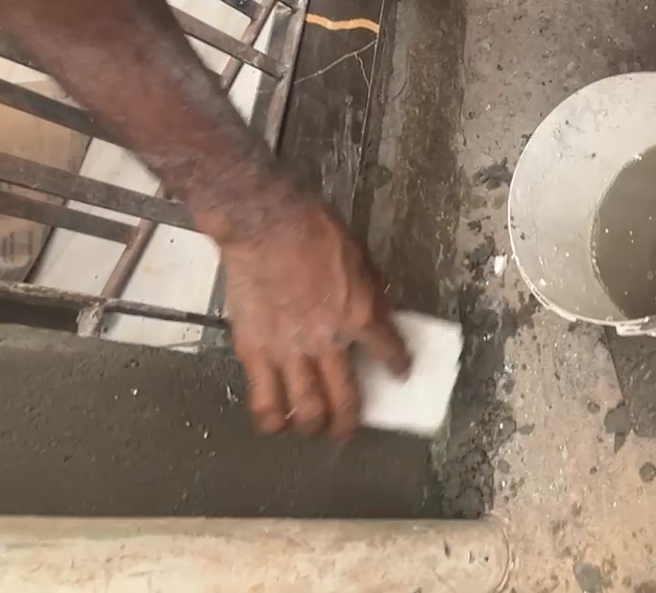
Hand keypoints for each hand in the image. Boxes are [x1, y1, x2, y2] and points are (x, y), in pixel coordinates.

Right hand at [195, 180, 410, 438]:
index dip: (398, 366)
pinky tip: (277, 422)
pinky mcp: (254, 353)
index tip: (401, 374)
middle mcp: (329, 342)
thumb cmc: (317, 232)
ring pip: (305, 410)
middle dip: (348, 421)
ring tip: (313, 430)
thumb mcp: (360, 258)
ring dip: (313, 426)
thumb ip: (370, 292)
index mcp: (360, 314)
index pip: (388, 352)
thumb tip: (378, 312)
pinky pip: (265, 402)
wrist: (267, 227)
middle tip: (347, 429)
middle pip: (344, 398)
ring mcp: (290, 352)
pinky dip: (273, 419)